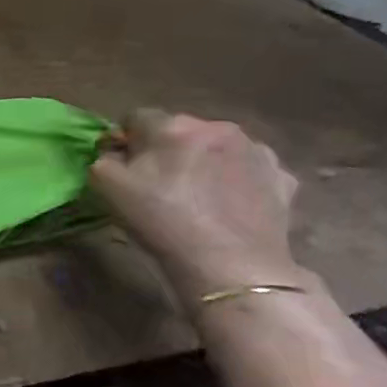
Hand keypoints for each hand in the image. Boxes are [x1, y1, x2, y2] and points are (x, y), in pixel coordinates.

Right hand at [91, 110, 304, 308]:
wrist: (232, 267)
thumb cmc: (163, 223)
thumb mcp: (107, 187)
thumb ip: (103, 157)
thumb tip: (115, 150)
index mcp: (170, 126)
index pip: (136, 118)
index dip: (127, 141)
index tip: (127, 167)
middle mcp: (215, 127)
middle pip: (179, 130)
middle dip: (168, 149)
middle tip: (162, 184)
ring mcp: (255, 150)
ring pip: (217, 146)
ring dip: (205, 161)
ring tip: (201, 196)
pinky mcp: (282, 177)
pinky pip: (250, 168)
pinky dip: (239, 179)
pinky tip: (232, 204)